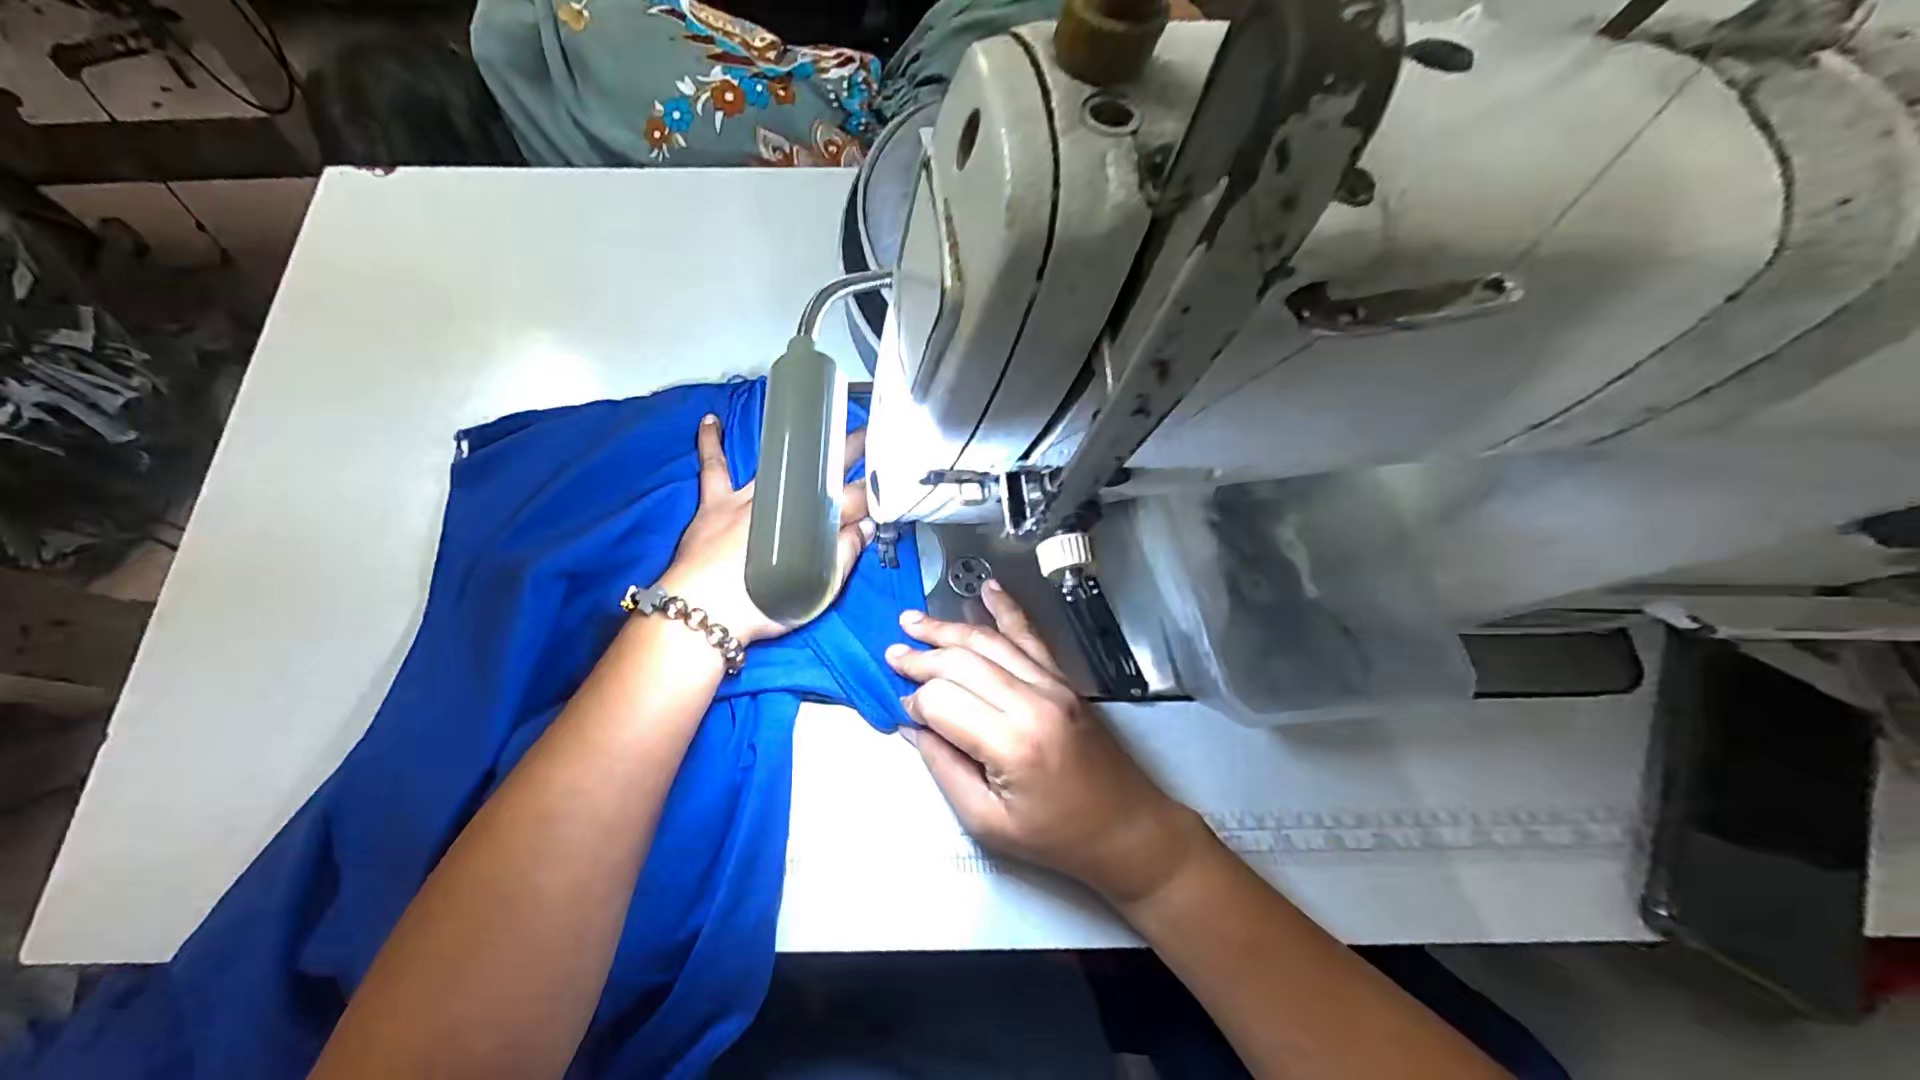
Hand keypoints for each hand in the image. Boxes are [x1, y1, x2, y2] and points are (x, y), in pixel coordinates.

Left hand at [657, 414, 873, 645]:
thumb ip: (843, 556)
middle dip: (848, 452)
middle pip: (821, 472)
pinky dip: (712, 444)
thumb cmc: (760, 609)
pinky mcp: (716, 503)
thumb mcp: (815, 592)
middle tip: (867, 435)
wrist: (704, 614)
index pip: (852, 501)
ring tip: (816, 424)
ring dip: (798, 445)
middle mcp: (781, 503)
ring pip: (775, 464)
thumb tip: (866, 528)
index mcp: (810, 526)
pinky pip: (714, 468)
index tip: (886, 475)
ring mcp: (748, 499)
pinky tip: (712, 423)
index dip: (873, 488)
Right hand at [886, 583, 1209, 905]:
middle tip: (891, 653)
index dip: (915, 702)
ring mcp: (1053, 684)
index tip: (900, 707)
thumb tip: (913, 725)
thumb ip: (944, 768)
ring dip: (949, 628)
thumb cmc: (1055, 836)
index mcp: (1012, 742)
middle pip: (963, 662)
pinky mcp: (1064, 679)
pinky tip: (988, 589)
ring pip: (990, 641)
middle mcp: (1033, 701)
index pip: (943, 701)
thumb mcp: (987, 822)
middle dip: (922, 656)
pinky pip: (1030, 635)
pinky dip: (1007, 609)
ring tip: (913, 620)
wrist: (1125, 828)